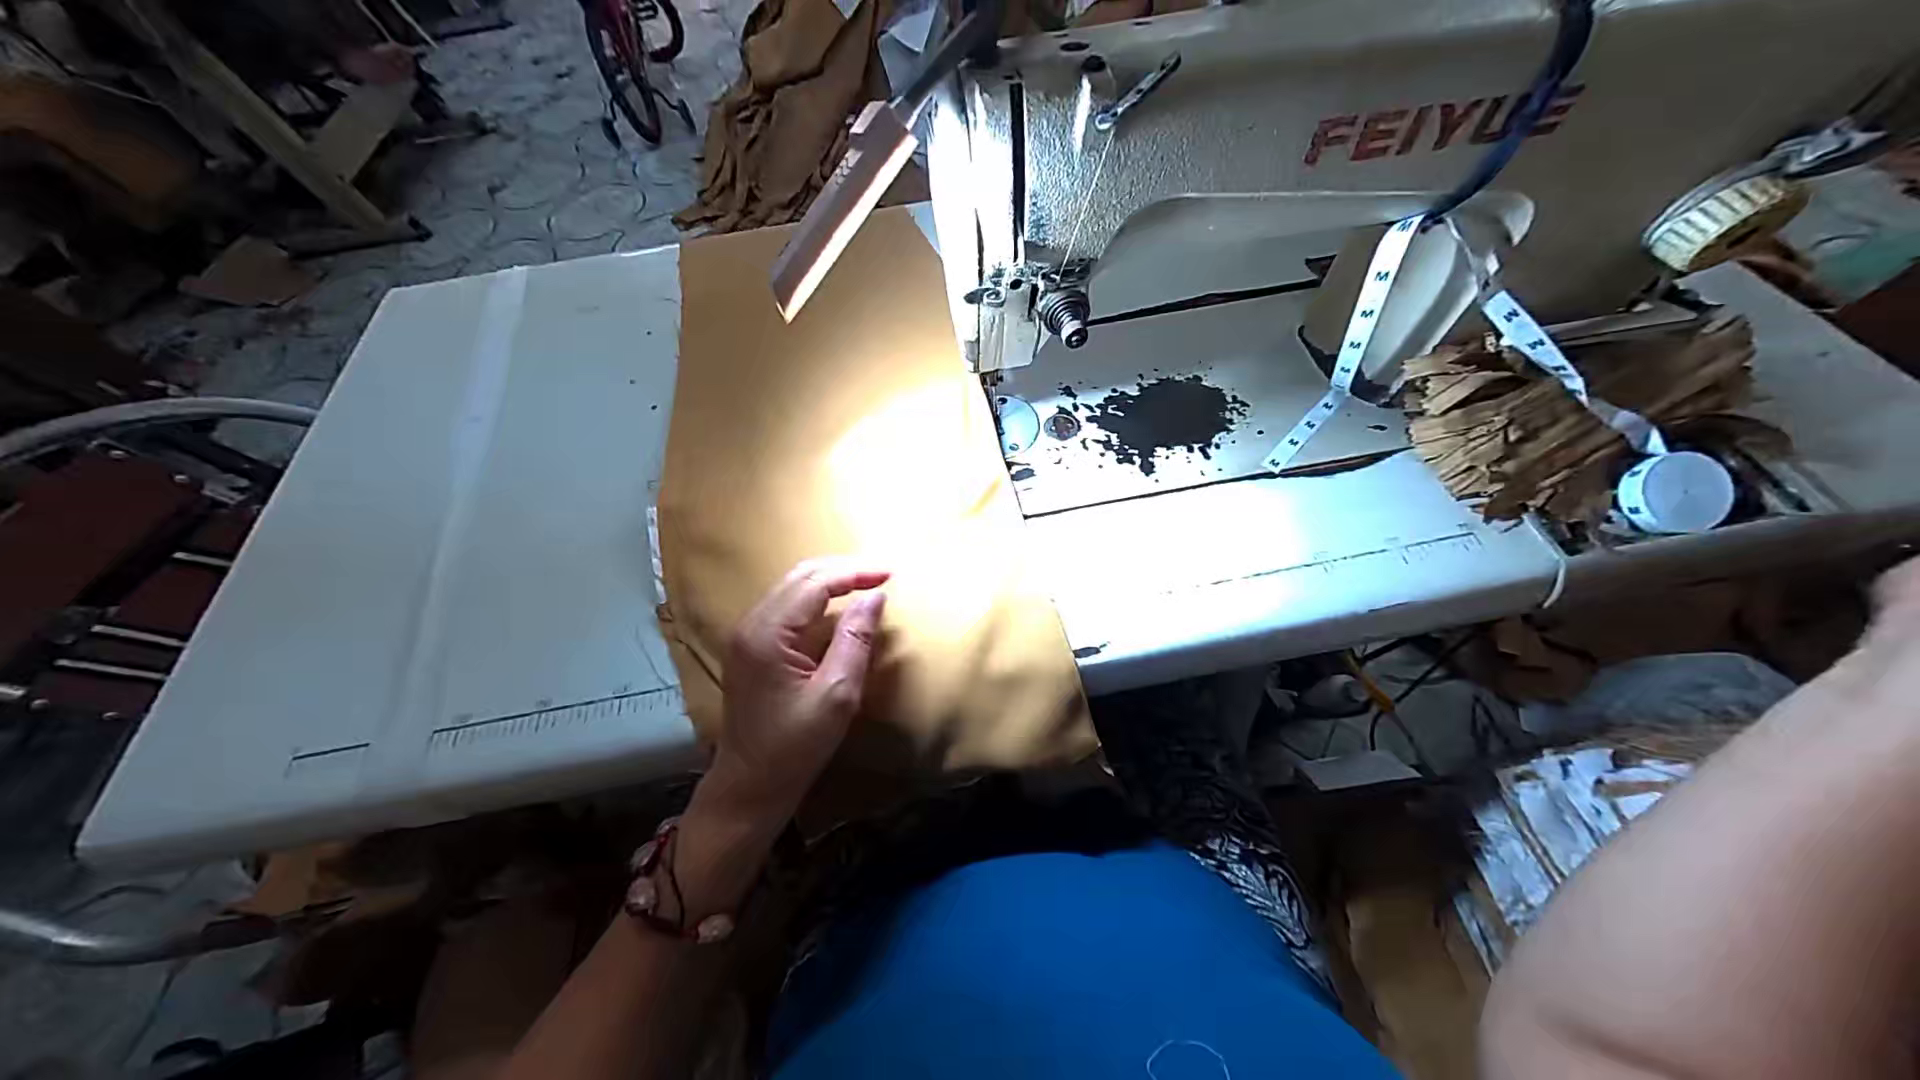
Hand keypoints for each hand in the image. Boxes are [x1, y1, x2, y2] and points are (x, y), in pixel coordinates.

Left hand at [705, 559, 889, 820]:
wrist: (749, 786)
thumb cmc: (795, 747)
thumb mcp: (837, 695)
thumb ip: (855, 640)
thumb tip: (875, 597)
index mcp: (768, 634)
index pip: (815, 583)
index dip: (855, 573)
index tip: (891, 575)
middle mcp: (751, 624)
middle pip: (799, 576)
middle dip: (843, 570)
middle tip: (881, 575)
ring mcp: (746, 634)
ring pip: (791, 587)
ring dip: (829, 580)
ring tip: (866, 584)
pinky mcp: (750, 647)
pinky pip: (786, 606)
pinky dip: (816, 598)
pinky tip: (839, 606)